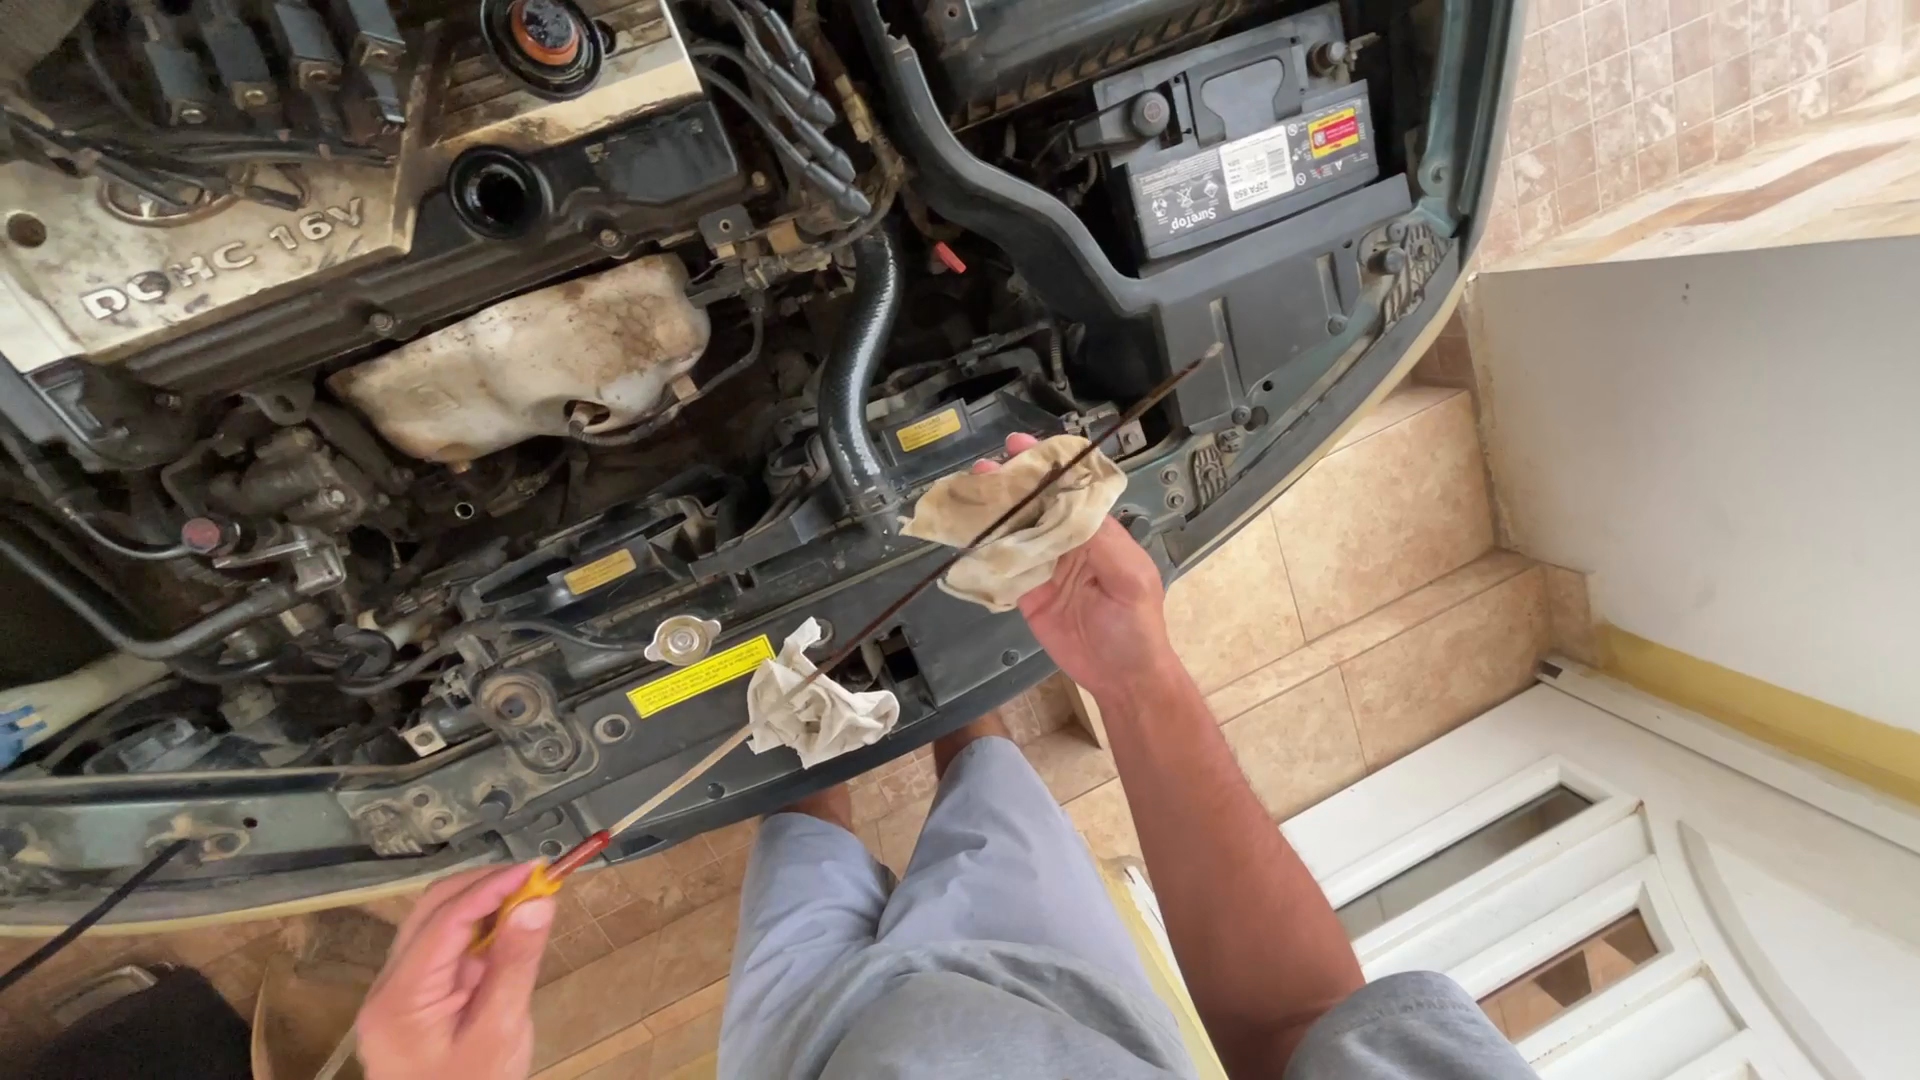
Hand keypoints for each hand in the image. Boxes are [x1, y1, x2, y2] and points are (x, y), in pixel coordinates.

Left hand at [356, 864, 555, 1079]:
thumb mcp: (500, 1030)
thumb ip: (516, 963)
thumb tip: (539, 900)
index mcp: (400, 999)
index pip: (445, 920)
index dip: (492, 886)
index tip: (539, 869)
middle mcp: (389, 985)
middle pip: (432, 908)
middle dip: (486, 883)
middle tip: (538, 879)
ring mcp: (399, 988)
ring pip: (436, 917)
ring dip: (483, 898)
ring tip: (530, 898)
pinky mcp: (417, 991)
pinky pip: (445, 938)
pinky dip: (480, 920)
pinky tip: (510, 925)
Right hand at [972, 434, 1178, 700]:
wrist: (1122, 678)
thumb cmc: (1137, 628)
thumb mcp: (1130, 579)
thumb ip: (1102, 541)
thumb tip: (1069, 505)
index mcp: (1098, 532)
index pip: (1069, 490)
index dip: (1045, 467)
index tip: (1020, 447)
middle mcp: (1069, 544)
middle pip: (1036, 506)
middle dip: (1011, 485)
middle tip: (984, 469)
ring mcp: (1046, 567)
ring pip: (1016, 532)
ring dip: (994, 513)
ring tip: (969, 494)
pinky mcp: (1028, 594)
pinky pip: (1004, 568)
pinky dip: (986, 552)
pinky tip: (966, 536)